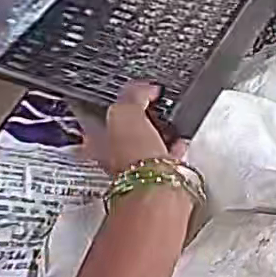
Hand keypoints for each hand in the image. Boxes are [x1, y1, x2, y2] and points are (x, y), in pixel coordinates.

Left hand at [71, 82, 185, 174]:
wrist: (158, 188)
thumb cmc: (134, 157)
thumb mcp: (126, 113)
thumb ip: (133, 96)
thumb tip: (146, 88)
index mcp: (96, 141)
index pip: (100, 115)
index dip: (115, 102)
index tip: (131, 93)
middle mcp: (113, 158)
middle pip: (122, 132)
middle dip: (136, 120)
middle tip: (148, 108)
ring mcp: (137, 169)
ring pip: (145, 146)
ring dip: (156, 135)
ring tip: (167, 124)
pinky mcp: (159, 177)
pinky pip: (165, 157)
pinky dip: (172, 149)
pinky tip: (179, 144)